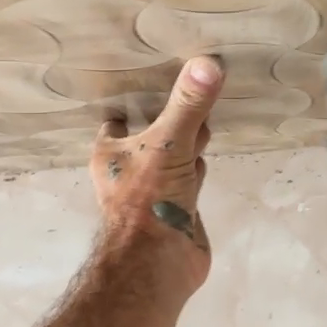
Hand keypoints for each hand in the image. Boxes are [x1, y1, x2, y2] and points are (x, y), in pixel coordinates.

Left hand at [90, 56, 224, 282]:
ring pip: (173, 157)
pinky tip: (214, 151)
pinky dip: (201, 165)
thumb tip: (209, 62)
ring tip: (209, 113)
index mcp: (112, 152)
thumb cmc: (147, 200)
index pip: (119, 117)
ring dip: (189, 141)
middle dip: (170, 117)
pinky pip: (191, 179)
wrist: (158, 265)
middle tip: (194, 88)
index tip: (156, 72)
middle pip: (150, 135)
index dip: (135, 98)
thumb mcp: (169, 144)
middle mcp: (130, 170)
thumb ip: (188, 105)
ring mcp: (155, 191)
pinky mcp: (179, 210)